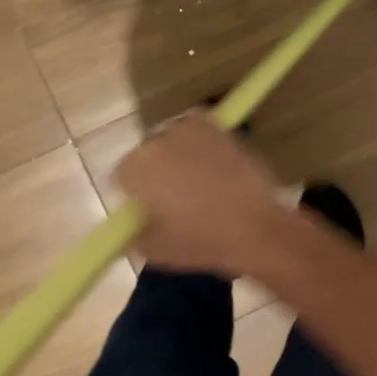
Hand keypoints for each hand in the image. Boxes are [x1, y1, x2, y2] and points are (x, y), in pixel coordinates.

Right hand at [118, 108, 295, 276]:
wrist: (255, 226)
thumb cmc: (201, 242)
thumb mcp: (156, 251)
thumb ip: (134, 236)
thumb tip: (132, 228)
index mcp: (138, 169)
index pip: (121, 174)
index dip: (133, 192)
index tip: (146, 208)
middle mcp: (159, 141)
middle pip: (146, 152)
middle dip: (154, 170)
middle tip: (171, 195)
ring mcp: (190, 129)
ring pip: (171, 137)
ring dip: (175, 151)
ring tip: (193, 177)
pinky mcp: (219, 126)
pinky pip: (197, 124)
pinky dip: (197, 136)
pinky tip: (208, 157)